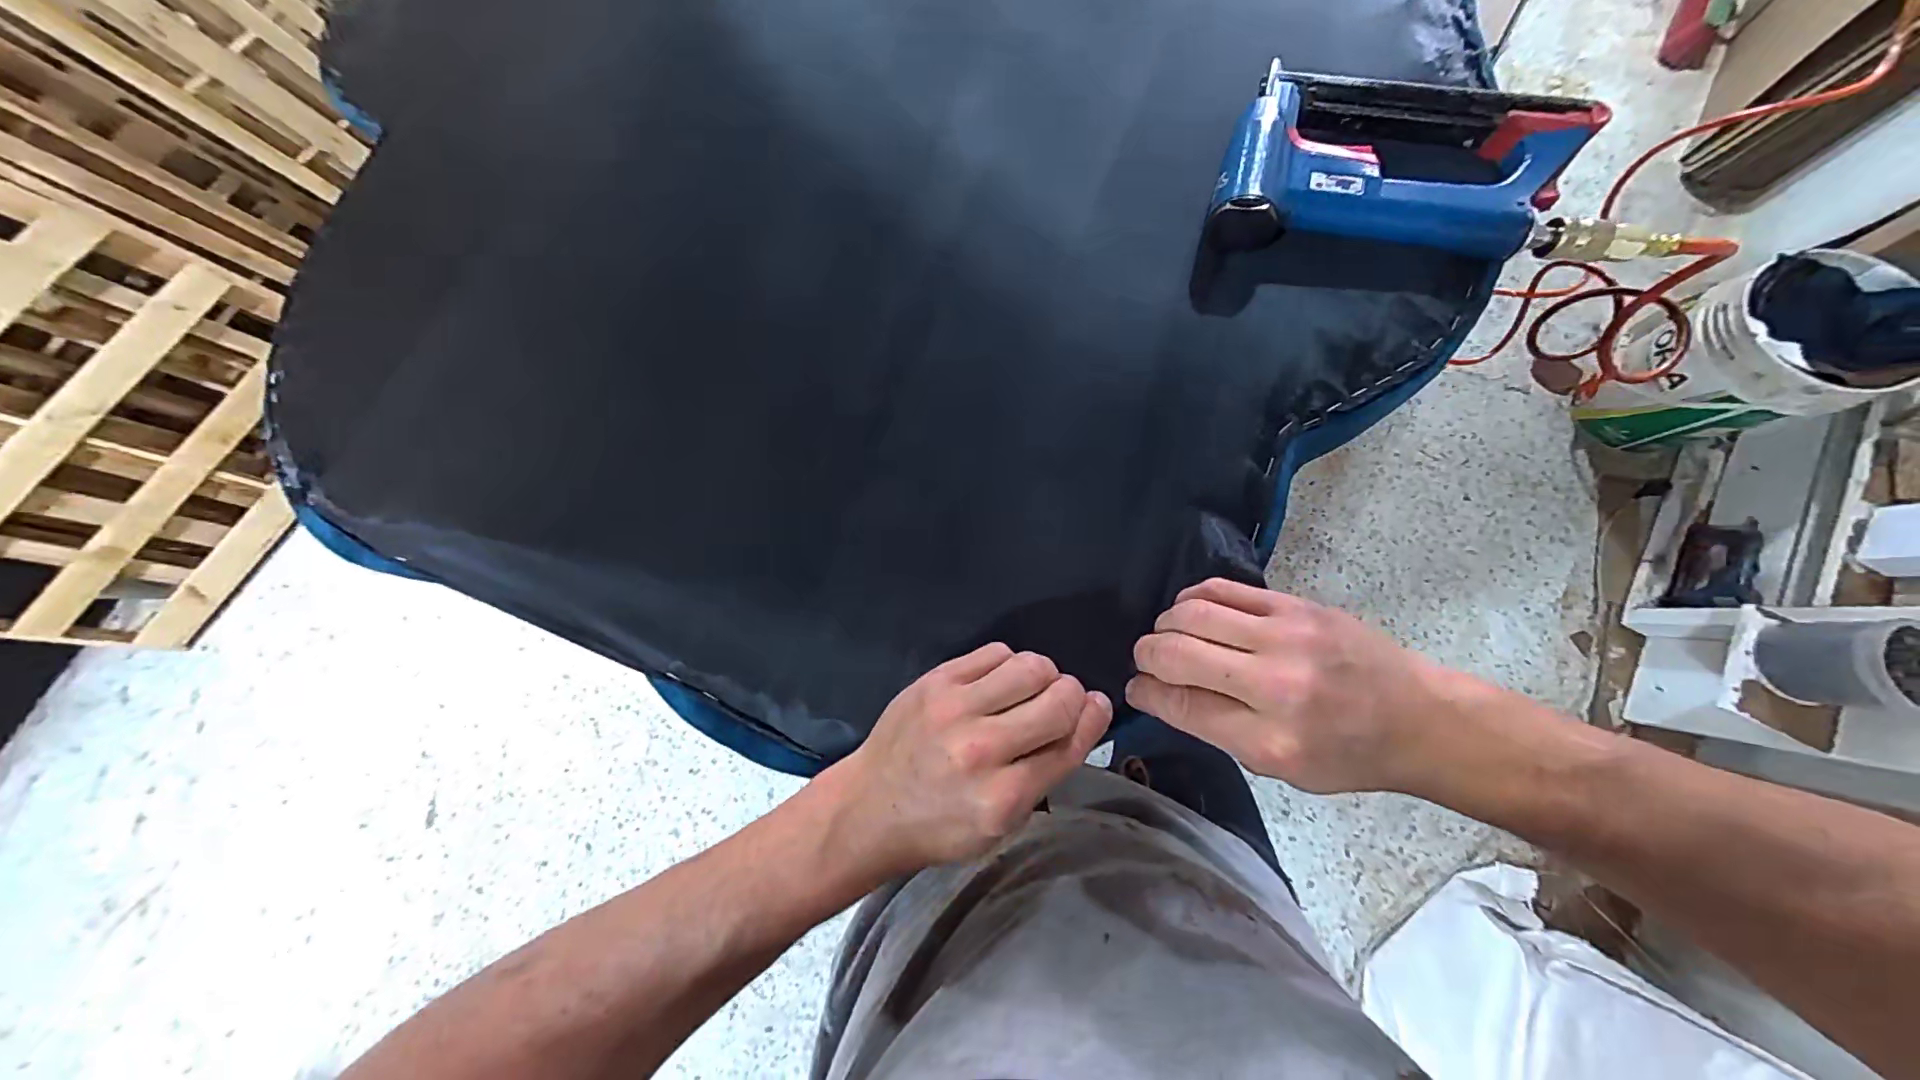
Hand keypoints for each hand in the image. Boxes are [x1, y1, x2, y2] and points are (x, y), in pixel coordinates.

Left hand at [820, 644, 1111, 877]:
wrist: (871, 805)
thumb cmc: (941, 824)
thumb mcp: (1002, 824)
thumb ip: (1045, 774)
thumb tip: (1085, 715)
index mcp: (1003, 798)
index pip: (1070, 743)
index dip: (1094, 718)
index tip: (1098, 705)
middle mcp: (981, 749)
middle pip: (1058, 699)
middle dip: (1072, 696)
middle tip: (1060, 702)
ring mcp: (954, 709)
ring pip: (1031, 666)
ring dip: (1043, 675)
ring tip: (1029, 690)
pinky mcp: (934, 680)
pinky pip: (996, 651)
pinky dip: (1009, 663)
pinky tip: (999, 681)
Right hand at [1126, 578, 1478, 794]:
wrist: (1418, 717)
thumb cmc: (1347, 755)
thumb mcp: (1278, 768)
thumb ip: (1214, 729)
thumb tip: (1158, 691)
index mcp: (1270, 740)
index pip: (1179, 703)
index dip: (1144, 691)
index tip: (1137, 688)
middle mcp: (1275, 684)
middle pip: (1175, 652)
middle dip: (1146, 656)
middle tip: (1148, 662)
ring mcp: (1287, 635)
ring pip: (1190, 613)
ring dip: (1165, 625)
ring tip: (1170, 636)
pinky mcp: (1296, 604)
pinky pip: (1220, 589)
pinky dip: (1192, 600)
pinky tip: (1191, 613)